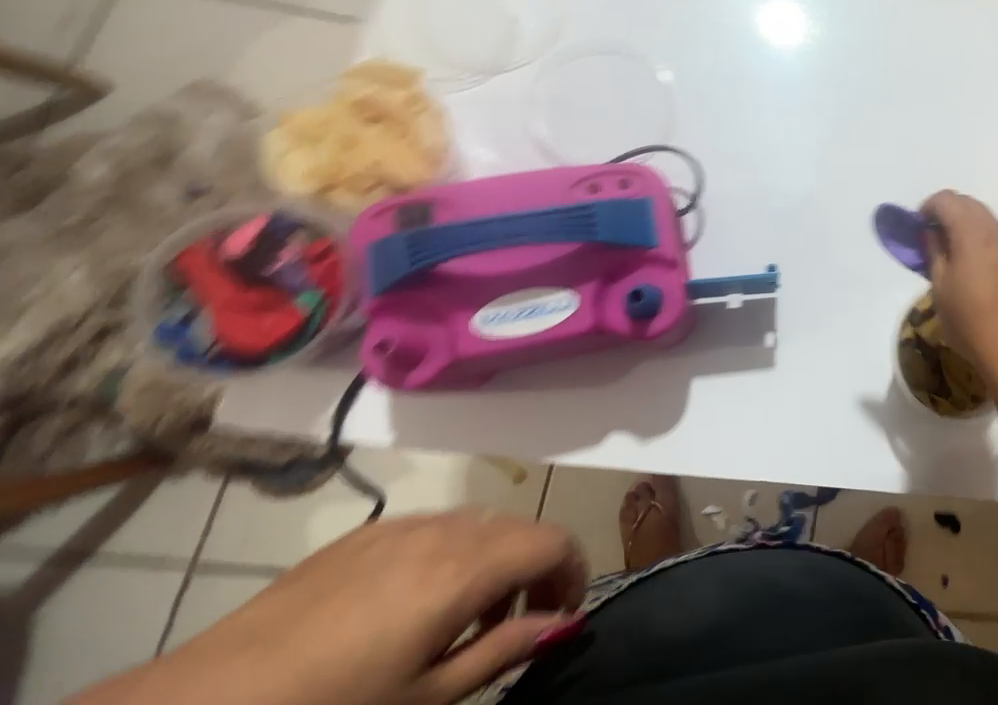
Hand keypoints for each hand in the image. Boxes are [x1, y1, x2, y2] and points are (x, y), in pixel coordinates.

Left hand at [77, 510, 587, 704]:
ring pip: (479, 523)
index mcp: (466, 568)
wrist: (209, 700)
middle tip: (521, 622)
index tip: (564, 614)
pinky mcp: (364, 533)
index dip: (575, 570)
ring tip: (468, 617)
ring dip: (497, 558)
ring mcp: (400, 526)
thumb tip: (563, 623)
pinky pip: (435, 527)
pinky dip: (454, 552)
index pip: (554, 540)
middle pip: (521, 527)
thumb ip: (505, 649)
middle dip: (538, 567)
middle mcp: (443, 530)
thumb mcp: (429, 695)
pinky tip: (418, 603)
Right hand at [920, 191, 997, 379]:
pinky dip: (987, 243)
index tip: (920, 227)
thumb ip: (934, 252)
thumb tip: (932, 233)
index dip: (930, 207)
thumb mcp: (940, 288)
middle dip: (950, 213)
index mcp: (974, 235)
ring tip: (957, 257)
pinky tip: (981, 272)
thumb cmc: (970, 322)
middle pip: (971, 206)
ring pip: (990, 222)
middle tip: (935, 239)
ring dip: (970, 228)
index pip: (949, 200)